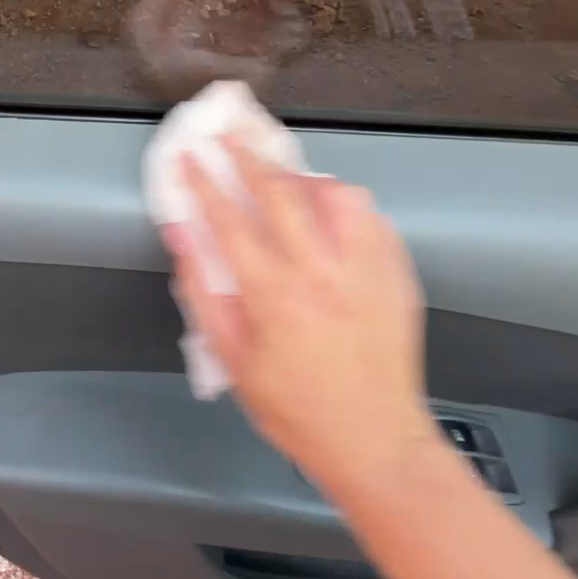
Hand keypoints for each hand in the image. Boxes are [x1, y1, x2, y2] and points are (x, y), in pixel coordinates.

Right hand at [164, 140, 438, 492]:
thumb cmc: (295, 406)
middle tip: (229, 135)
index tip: (188, 156)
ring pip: (338, 194)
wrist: (375, 443)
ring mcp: (366, 270)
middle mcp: (321, 271)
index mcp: (273, 292)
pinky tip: (331, 213)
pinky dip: (347, 206)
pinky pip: (372, 219)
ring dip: (305, 177)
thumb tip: (180, 238)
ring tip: (287, 177)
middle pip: (279, 191)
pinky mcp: (397, 277)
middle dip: (247, 156)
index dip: (202, 181)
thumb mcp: (230, 356)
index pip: (227, 218)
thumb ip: (201, 291)